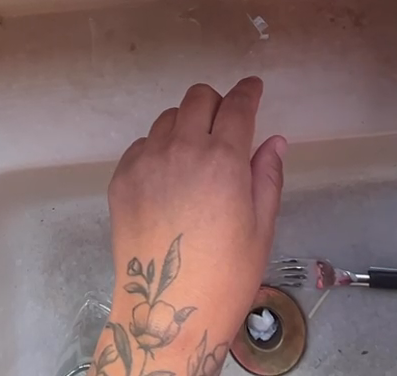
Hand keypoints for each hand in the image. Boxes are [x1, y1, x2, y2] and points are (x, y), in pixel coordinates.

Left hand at [94, 78, 285, 375]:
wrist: (165, 310)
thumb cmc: (225, 275)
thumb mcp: (260, 228)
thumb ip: (267, 176)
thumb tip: (274, 140)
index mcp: (223, 159)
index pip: (238, 106)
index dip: (248, 91)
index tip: (253, 86)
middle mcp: (182, 148)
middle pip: (197, 98)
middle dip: (216, 102)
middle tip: (225, 123)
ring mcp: (147, 160)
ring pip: (168, 118)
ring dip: (186, 124)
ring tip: (196, 155)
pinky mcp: (122, 176)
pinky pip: (143, 144)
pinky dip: (160, 149)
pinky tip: (169, 178)